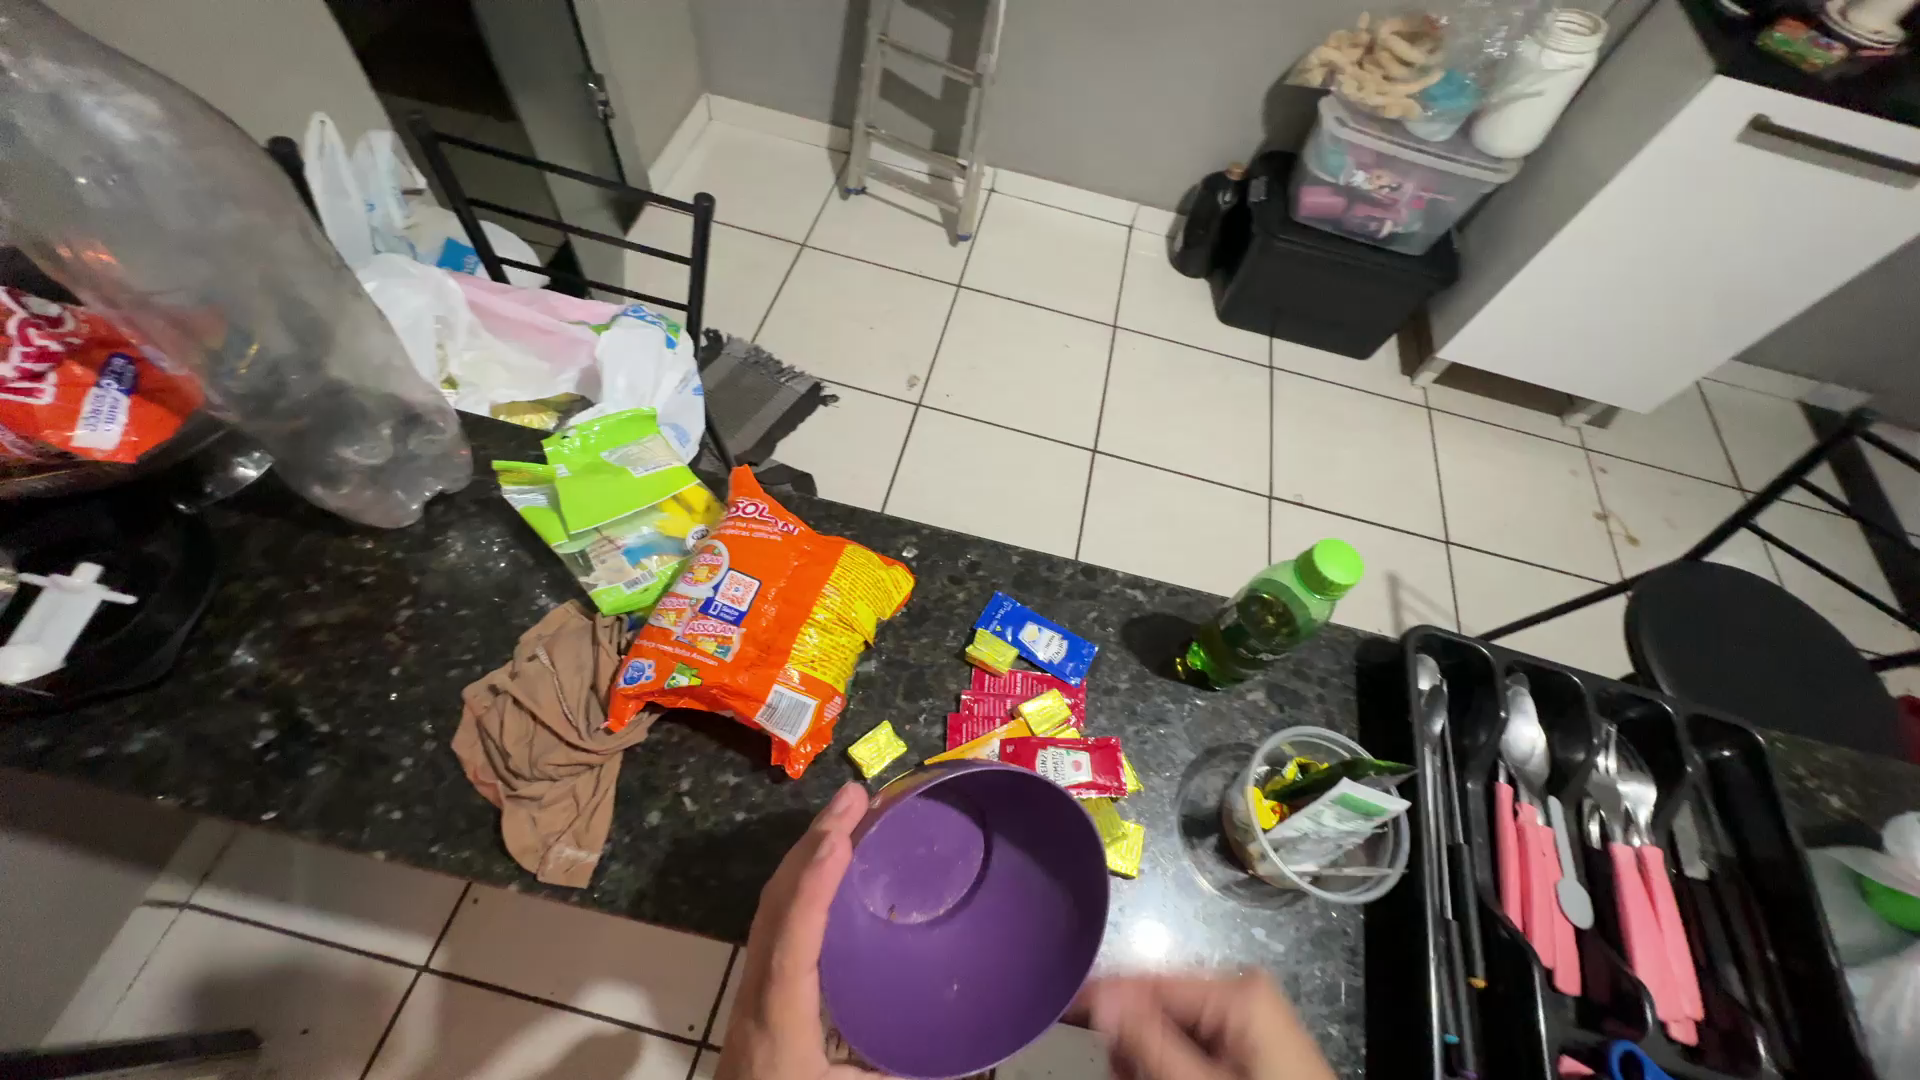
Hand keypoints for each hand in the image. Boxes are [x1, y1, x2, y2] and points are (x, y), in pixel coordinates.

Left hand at [715, 781, 880, 1079]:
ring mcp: (754, 984)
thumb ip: (902, 1068)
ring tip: (848, 814)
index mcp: (780, 1023)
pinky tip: (832, 862)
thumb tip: (963, 1059)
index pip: (791, 946)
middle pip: (777, 904)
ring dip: (807, 851)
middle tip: (856, 796)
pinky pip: (777, 916)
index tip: (840, 836)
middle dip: (814, 843)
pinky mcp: (759, 985)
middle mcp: (760, 992)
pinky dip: (804, 877)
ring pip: (772, 903)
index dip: (813, 887)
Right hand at [1075, 972, 1336, 1079]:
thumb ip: (1152, 1043)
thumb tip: (1099, 997)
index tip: (1062, 1007)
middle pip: (1161, 1003)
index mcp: (1237, 990)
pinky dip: (1172, 1061)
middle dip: (1130, 1038)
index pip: (1151, 980)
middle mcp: (1241, 991)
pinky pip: (1196, 1040)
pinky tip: (1158, 1074)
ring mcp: (1248, 1016)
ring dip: (1148, 1053)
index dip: (1104, 995)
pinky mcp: (1250, 1041)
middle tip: (1112, 1069)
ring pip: (1174, 1026)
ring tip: (1132, 1074)